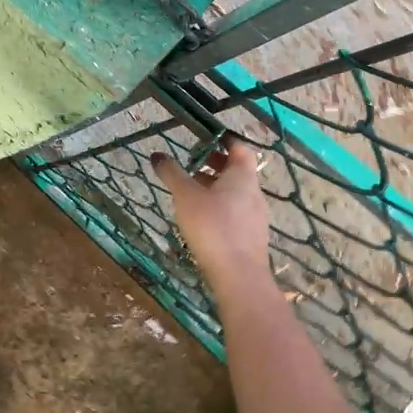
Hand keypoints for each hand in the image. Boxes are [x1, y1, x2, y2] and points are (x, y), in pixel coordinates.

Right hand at [152, 136, 271, 292]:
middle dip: (214, 163)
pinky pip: (235, 210)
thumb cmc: (212, 226)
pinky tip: (200, 216)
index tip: (204, 136)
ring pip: (235, 191)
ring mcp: (255, 216)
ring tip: (189, 189)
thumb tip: (157, 155)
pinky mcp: (251, 236)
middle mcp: (254, 194)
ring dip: (214, 185)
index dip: (224, 140)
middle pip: (237, 170)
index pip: (241, 149)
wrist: (238, 276)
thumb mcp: (185, 195)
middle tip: (191, 162)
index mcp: (242, 178)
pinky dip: (219, 204)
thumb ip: (171, 173)